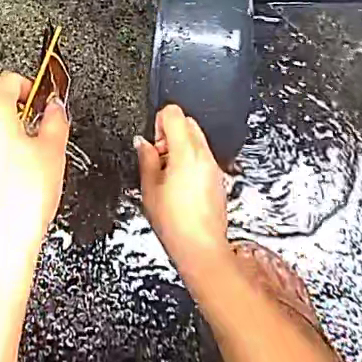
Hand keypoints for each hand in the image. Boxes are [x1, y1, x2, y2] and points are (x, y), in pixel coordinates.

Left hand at [0, 72, 68, 267]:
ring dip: (4, 144)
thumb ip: (56, 119)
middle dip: (19, 119)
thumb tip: (55, 108)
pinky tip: (9, 189)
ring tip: (27, 169)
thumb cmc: (20, 202)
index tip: (42, 99)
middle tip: (41, 137)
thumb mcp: (54, 150)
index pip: (9, 80)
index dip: (31, 86)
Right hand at [136, 103, 229, 270]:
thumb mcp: (149, 189)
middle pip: (187, 121)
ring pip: (196, 138)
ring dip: (181, 146)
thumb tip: (143, 143)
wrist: (202, 248)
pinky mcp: (218, 176)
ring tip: (168, 174)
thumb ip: (146, 159)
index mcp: (186, 152)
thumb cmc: (175, 223)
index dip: (159, 122)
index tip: (154, 142)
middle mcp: (203, 154)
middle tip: (159, 158)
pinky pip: (203, 155)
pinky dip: (191, 159)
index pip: (174, 113)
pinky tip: (180, 185)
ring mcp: (213, 165)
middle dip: (170, 133)